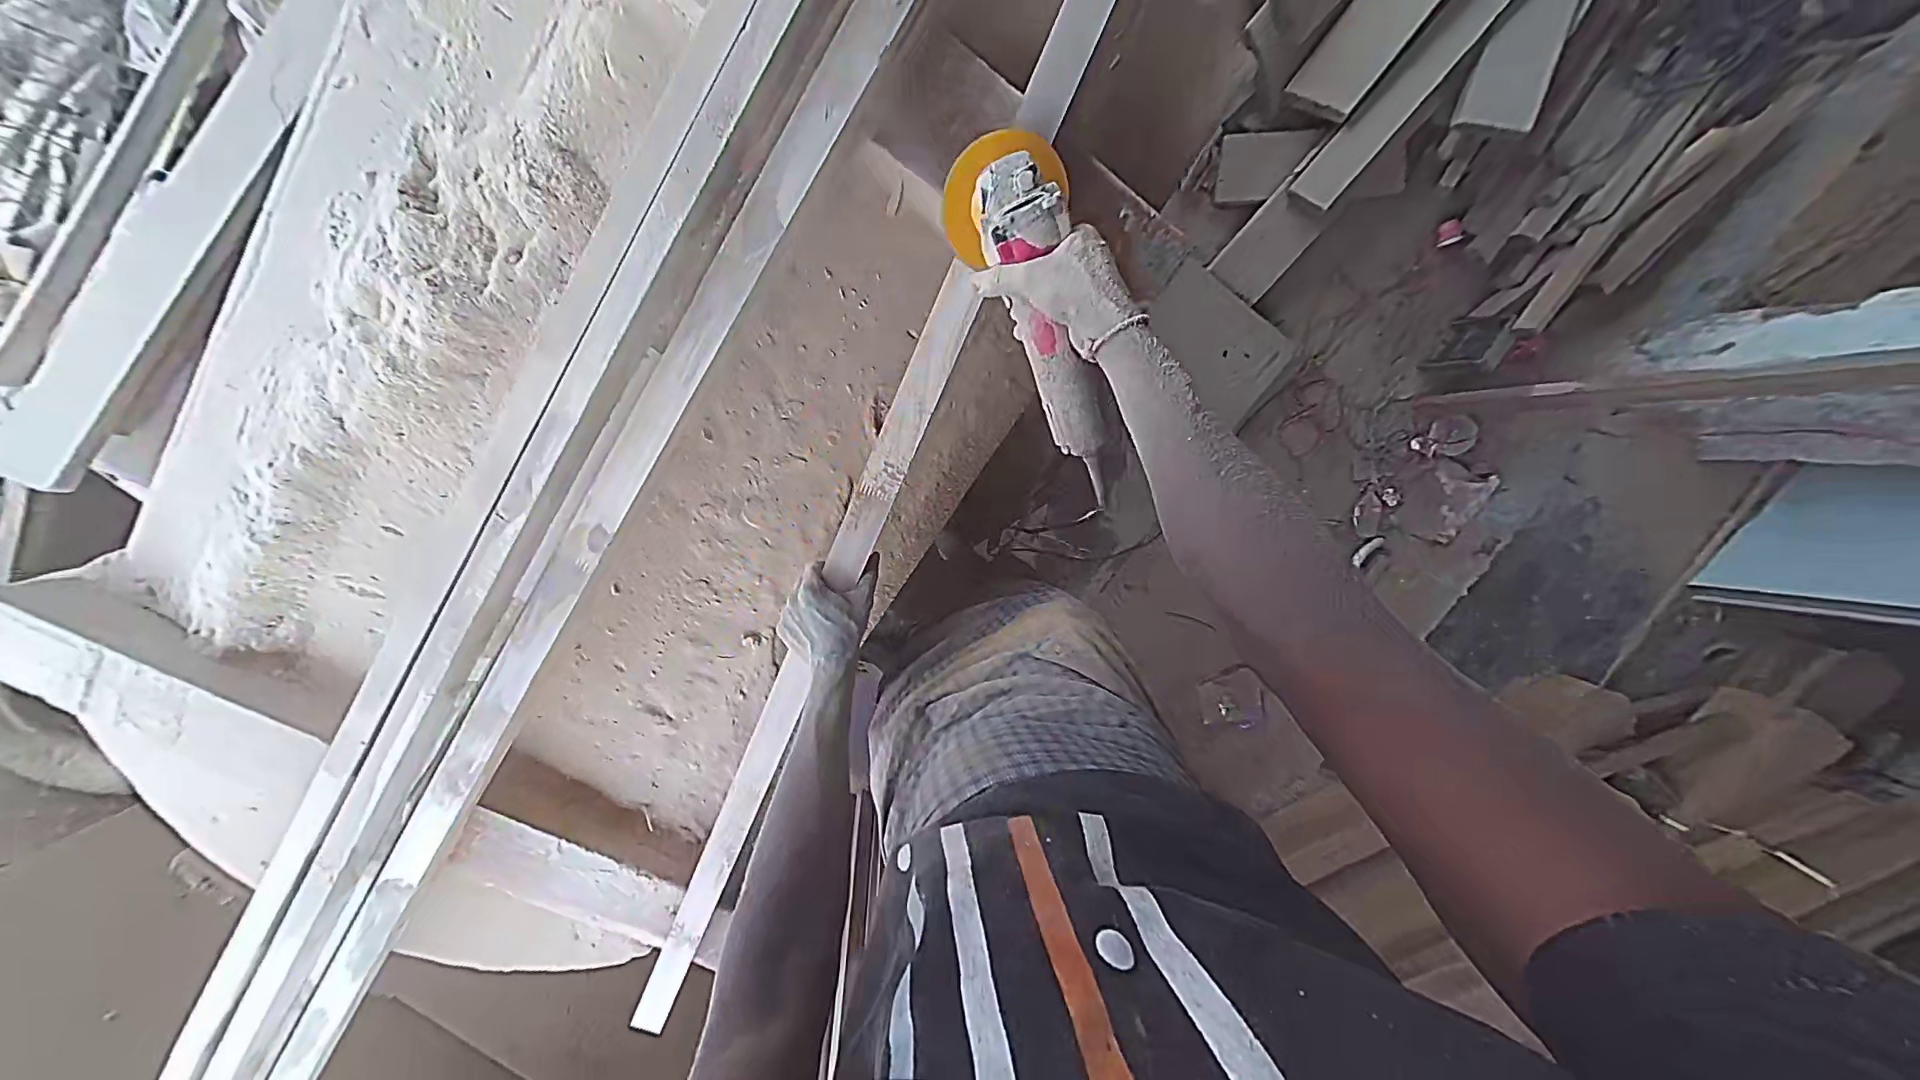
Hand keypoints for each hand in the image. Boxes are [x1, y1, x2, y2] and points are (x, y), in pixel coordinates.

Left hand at [777, 559, 877, 674]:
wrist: (832, 663)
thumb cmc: (846, 633)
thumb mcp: (862, 601)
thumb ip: (868, 576)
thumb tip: (874, 559)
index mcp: (809, 588)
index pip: (813, 567)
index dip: (825, 570)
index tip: (834, 578)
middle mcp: (793, 599)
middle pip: (804, 583)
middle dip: (817, 587)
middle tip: (833, 598)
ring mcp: (786, 615)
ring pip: (798, 599)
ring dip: (808, 602)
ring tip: (825, 615)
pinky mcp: (783, 629)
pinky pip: (793, 616)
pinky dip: (802, 618)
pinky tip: (816, 627)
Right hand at [975, 224, 1140, 360]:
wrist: (1103, 328)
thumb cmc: (1079, 293)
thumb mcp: (1027, 279)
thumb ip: (1000, 278)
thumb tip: (980, 280)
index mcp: (1081, 235)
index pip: (1047, 237)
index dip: (1028, 252)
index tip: (1016, 264)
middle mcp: (1091, 256)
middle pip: (1049, 265)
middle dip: (1031, 284)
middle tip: (1020, 292)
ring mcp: (1094, 281)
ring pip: (1056, 288)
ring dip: (1039, 303)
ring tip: (1029, 311)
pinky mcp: (1093, 305)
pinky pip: (1065, 306)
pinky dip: (1051, 315)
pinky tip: (1042, 323)